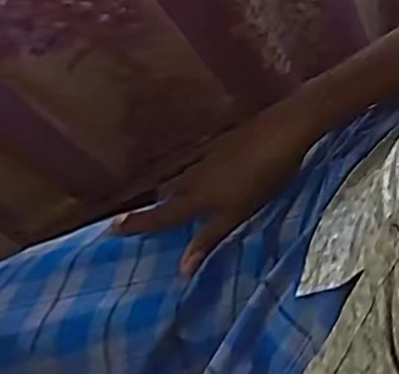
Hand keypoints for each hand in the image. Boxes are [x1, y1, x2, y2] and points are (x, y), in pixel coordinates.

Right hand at [112, 102, 320, 274]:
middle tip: (152, 210)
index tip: (111, 227)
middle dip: (159, 201)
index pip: (161, 215)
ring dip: (177, 181)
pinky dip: (198, 162)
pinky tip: (207, 160)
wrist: (286, 128)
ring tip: (174, 188)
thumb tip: (181, 269)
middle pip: (169, 190)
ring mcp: (213, 151)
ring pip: (185, 170)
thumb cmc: (265, 176)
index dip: (137, 223)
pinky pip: (204, 153)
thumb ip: (210, 237)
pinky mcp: (229, 136)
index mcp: (197, 197)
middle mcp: (197, 173)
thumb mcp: (239, 212)